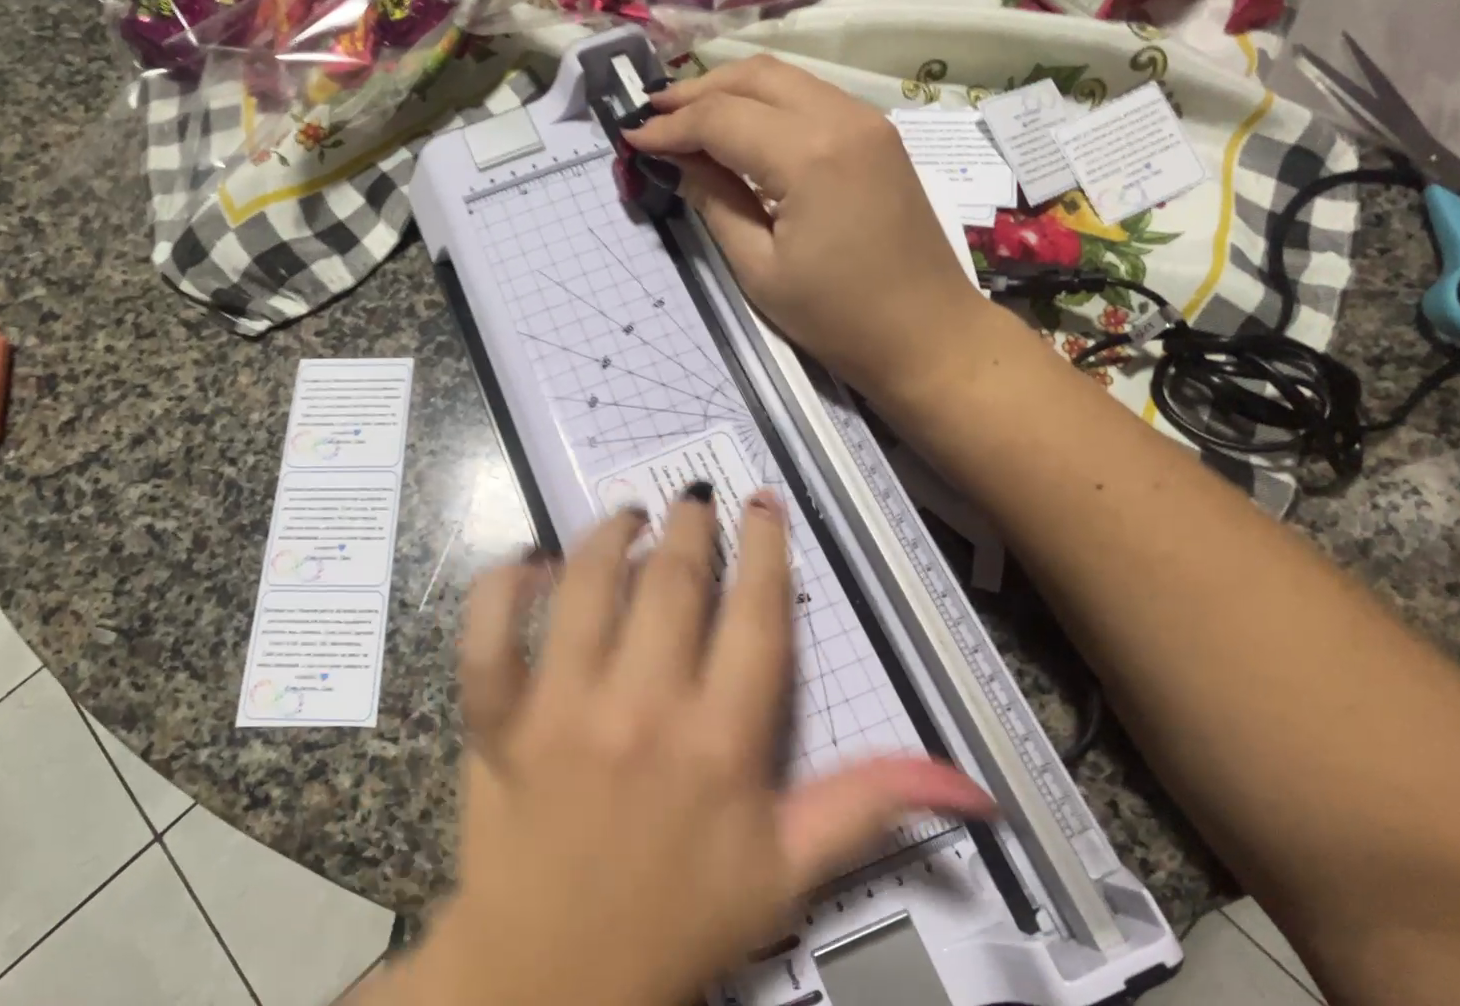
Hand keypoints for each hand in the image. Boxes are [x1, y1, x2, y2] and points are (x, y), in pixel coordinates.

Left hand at [404, 490, 994, 1005]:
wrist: (554, 976)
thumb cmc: (677, 922)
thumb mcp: (788, 875)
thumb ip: (867, 809)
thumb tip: (971, 786)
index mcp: (721, 742)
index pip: (756, 617)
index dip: (764, 549)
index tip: (762, 505)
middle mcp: (642, 709)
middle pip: (673, 585)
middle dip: (690, 530)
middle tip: (694, 502)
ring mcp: (560, 710)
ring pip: (586, 588)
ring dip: (608, 537)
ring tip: (626, 515)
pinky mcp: (496, 722)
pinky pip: (488, 634)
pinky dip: (502, 587)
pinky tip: (527, 562)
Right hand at [625, 55, 992, 392]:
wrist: (926, 334)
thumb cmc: (837, 317)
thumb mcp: (759, 268)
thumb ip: (716, 202)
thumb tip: (680, 161)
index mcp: (809, 155)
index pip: (722, 118)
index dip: (670, 125)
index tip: (631, 137)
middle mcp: (841, 118)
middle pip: (754, 77)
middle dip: (697, 90)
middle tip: (653, 113)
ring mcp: (867, 122)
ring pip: (786, 78)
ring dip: (732, 90)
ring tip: (687, 115)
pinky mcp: (878, 137)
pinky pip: (811, 97)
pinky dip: (768, 102)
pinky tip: (742, 128)